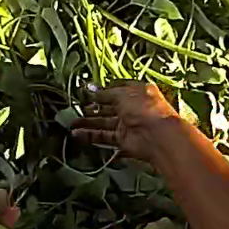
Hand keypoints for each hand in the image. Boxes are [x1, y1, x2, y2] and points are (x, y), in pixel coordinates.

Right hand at [70, 81, 187, 162]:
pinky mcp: (123, 140)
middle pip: (108, 107)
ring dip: (88, 122)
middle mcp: (132, 107)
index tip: (86, 92)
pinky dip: (91, 135)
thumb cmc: (143, 107)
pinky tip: (77, 134)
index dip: (102, 90)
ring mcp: (127, 124)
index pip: (116, 89)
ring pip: (104, 122)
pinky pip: (104, 136)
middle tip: (75, 108)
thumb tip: (90, 90)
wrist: (157, 135)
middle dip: (92, 107)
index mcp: (136, 91)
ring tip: (71, 123)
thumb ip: (105, 93)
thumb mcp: (123, 94)